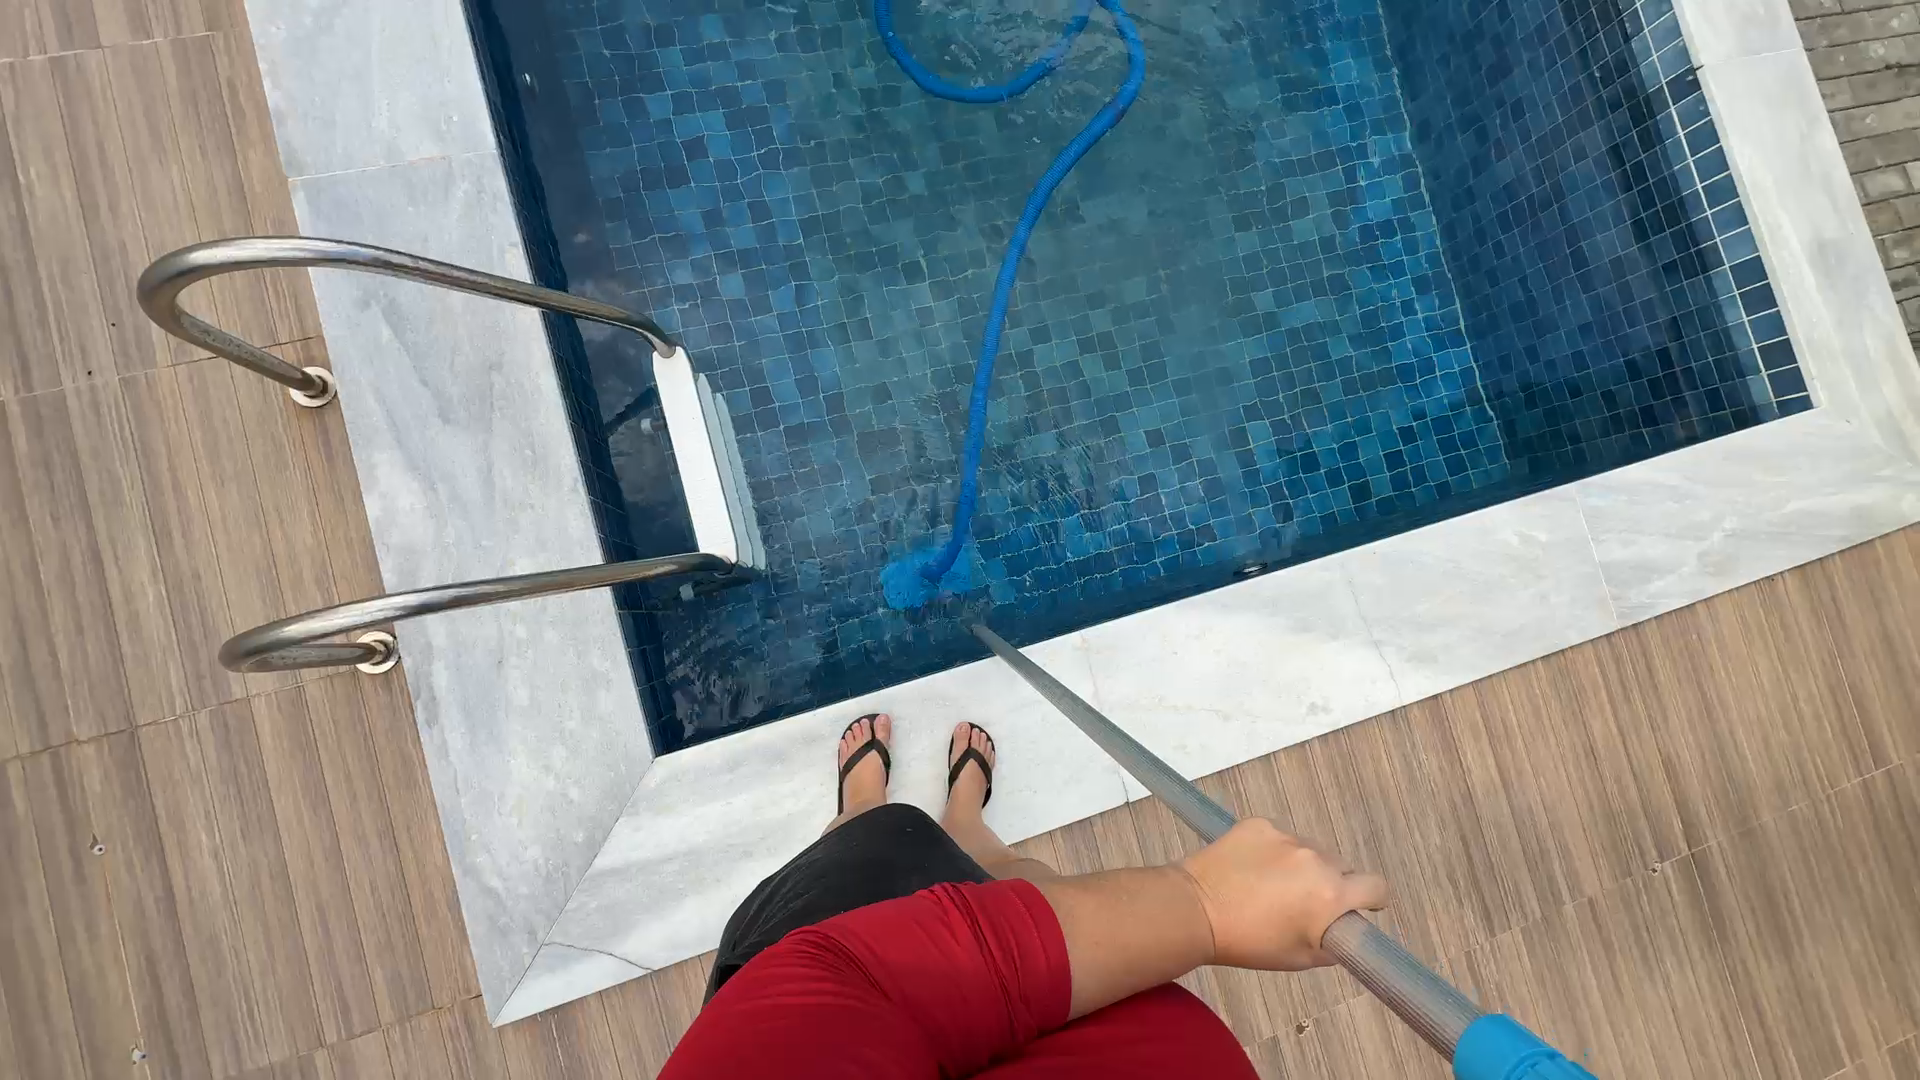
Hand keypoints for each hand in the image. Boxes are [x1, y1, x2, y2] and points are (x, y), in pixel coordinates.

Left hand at [1177, 818, 1387, 971]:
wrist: (1197, 907)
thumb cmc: (1251, 941)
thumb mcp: (1304, 957)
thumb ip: (1335, 939)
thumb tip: (1344, 926)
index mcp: (1331, 894)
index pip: (1377, 886)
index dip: (1370, 898)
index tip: (1356, 905)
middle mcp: (1314, 857)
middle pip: (1340, 866)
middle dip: (1330, 882)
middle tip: (1302, 900)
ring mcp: (1285, 835)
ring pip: (1309, 849)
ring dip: (1301, 864)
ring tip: (1270, 883)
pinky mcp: (1259, 822)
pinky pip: (1280, 836)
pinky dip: (1274, 849)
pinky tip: (1252, 866)